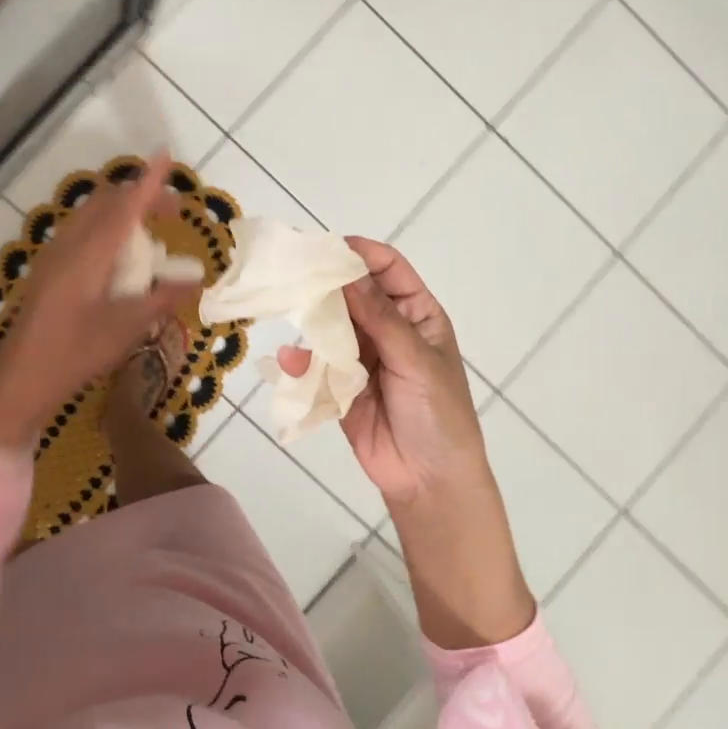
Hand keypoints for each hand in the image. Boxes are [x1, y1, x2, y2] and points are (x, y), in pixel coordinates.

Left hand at [0, 153, 200, 449]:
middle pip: (106, 202)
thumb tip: (197, 279)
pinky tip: (118, 258)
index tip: (166, 155)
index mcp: (89, 254)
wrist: (20, 379)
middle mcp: (69, 245)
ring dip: (122, 212)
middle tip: (171, 214)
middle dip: (140, 196)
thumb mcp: (125, 329)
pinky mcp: (48, 269)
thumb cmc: (74, 354)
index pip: (125, 206)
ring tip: (149, 235)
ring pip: (91, 215)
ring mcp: (54, 255)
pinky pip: (81, 231)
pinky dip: (105, 228)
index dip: (148, 181)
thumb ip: (162, 298)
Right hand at [280, 237, 489, 506]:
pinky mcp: (337, 384)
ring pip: (329, 326)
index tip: (328, 248)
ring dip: (310, 322)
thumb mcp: (416, 360)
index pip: (387, 269)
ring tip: (288, 314)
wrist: (429, 481)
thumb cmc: (439, 413)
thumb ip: (379, 317)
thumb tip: (347, 272)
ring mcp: (361, 356)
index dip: (361, 254)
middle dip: (325, 285)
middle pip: (351, 294)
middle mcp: (386, 328)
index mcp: (416, 314)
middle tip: (292, 274)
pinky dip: (301, 360)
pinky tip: (291, 361)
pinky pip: (315, 364)